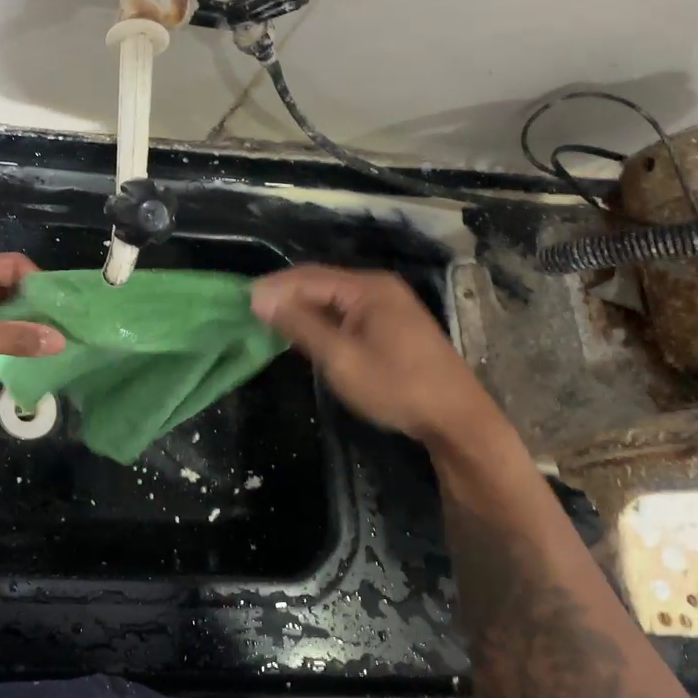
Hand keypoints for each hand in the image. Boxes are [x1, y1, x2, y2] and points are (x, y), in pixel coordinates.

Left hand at [0, 253, 64, 408]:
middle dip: (36, 304)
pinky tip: (34, 353)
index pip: (12, 265)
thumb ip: (19, 338)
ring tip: (56, 340)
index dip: (37, 281)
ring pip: (7, 311)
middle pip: (12, 287)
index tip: (59, 305)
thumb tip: (60, 339)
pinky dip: (15, 339)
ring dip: (27, 324)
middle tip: (64, 325)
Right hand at [252, 266, 500, 446]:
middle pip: (320, 282)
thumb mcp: (340, 359)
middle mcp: (378, 287)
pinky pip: (344, 310)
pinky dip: (319, 318)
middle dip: (284, 294)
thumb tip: (260, 299)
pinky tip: (302, 331)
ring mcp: (387, 305)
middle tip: (250, 311)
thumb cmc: (397, 387)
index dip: (273, 288)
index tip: (241, 302)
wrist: (457, 419)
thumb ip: (300, 326)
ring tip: (268, 321)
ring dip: (300, 306)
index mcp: (368, 288)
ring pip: (331, 297)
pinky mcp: (390, 323)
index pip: (308, 277)